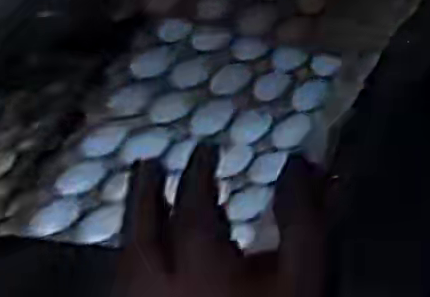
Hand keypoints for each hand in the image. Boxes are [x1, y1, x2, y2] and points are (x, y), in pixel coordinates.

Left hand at [114, 142, 324, 296]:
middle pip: (142, 240)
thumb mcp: (304, 265)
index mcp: (202, 269)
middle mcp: (160, 292)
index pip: (193, 211)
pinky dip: (131, 260)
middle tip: (147, 163)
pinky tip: (140, 254)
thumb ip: (302, 213)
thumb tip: (297, 162)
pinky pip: (124, 289)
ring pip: (125, 268)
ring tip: (140, 201)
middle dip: (144, 199)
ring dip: (132, 229)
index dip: (197, 176)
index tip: (204, 147)